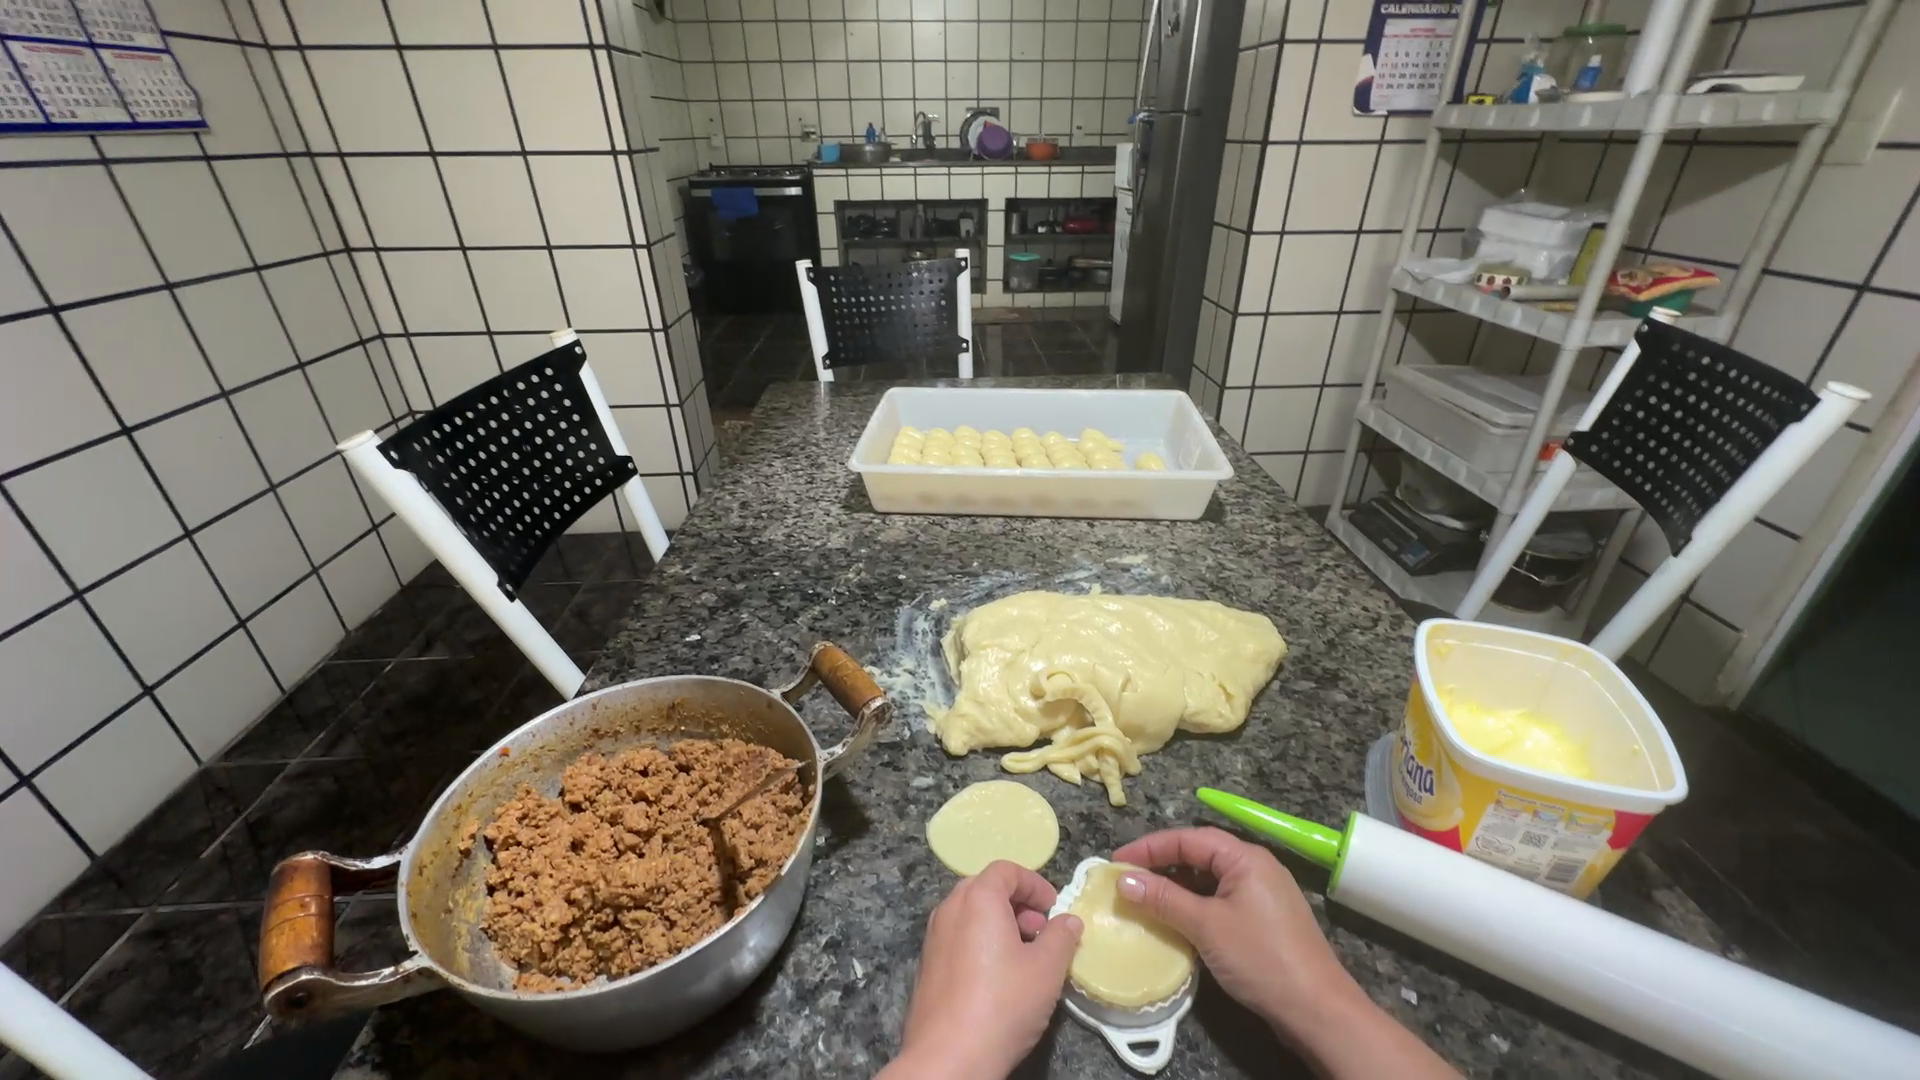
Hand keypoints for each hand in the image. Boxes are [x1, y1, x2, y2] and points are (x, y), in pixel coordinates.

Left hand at [880, 861, 1083, 1079]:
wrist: (948, 1059)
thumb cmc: (1002, 1004)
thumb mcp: (1046, 970)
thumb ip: (1061, 937)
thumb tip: (1069, 920)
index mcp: (977, 898)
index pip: (1006, 870)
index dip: (1035, 884)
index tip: (1054, 909)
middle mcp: (950, 909)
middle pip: (986, 888)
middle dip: (1018, 903)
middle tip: (1041, 930)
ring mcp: (934, 937)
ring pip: (970, 914)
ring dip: (1000, 923)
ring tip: (1024, 956)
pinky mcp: (927, 965)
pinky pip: (958, 937)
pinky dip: (980, 942)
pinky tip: (998, 978)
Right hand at [1112, 827, 1351, 1027]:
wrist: (1320, 1012)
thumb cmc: (1261, 959)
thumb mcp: (1205, 926)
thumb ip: (1163, 899)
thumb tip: (1124, 880)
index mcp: (1245, 857)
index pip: (1187, 838)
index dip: (1149, 847)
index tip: (1117, 861)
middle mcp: (1255, 866)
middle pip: (1199, 853)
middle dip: (1161, 864)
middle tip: (1128, 879)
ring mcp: (1263, 893)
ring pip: (1209, 878)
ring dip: (1177, 886)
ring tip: (1145, 899)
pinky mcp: (1265, 919)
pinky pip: (1221, 898)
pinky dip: (1195, 904)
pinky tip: (1177, 920)